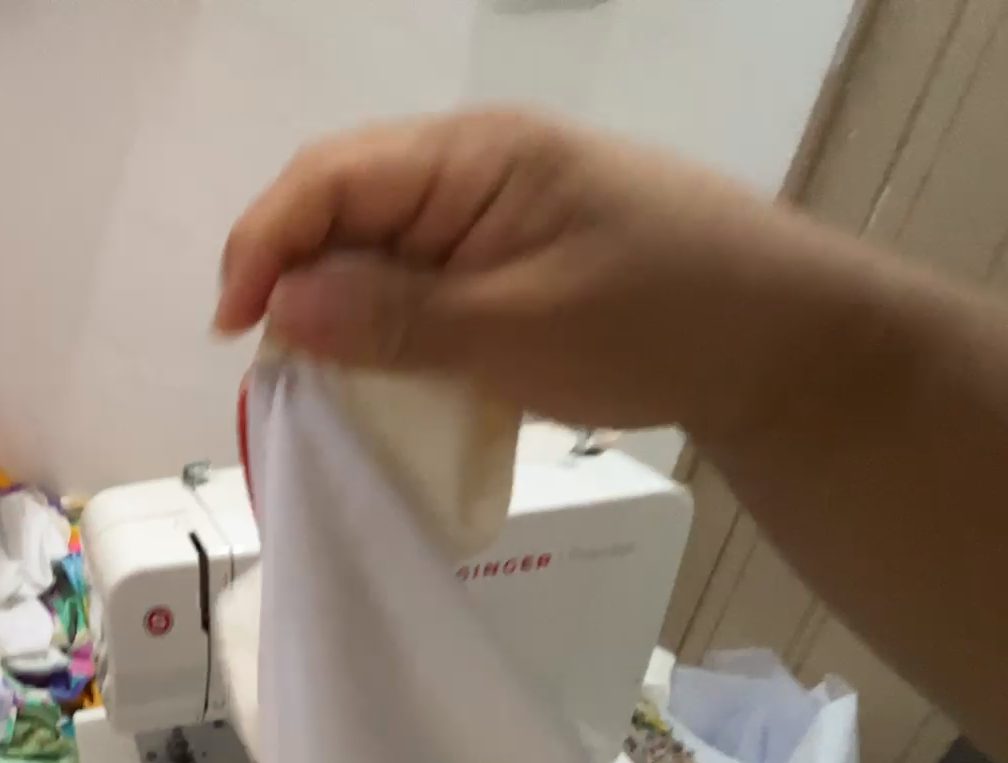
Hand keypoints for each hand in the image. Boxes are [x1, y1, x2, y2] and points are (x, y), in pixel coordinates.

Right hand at [217, 110, 891, 441]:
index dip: (261, 247)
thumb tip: (280, 306)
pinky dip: (355, 315)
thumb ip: (392, 315)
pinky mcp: (477, 253)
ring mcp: (468, 211)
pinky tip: (353, 352)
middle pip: (329, 201)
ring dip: (315, 297)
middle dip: (278, 270)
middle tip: (263, 348)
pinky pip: (389, 273)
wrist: (776, 346)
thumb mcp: (516, 327)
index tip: (231, 329)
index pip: (326, 179)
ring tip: (301, 358)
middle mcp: (458, 169)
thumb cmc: (657, 325)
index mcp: (468, 157)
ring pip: (353, 241)